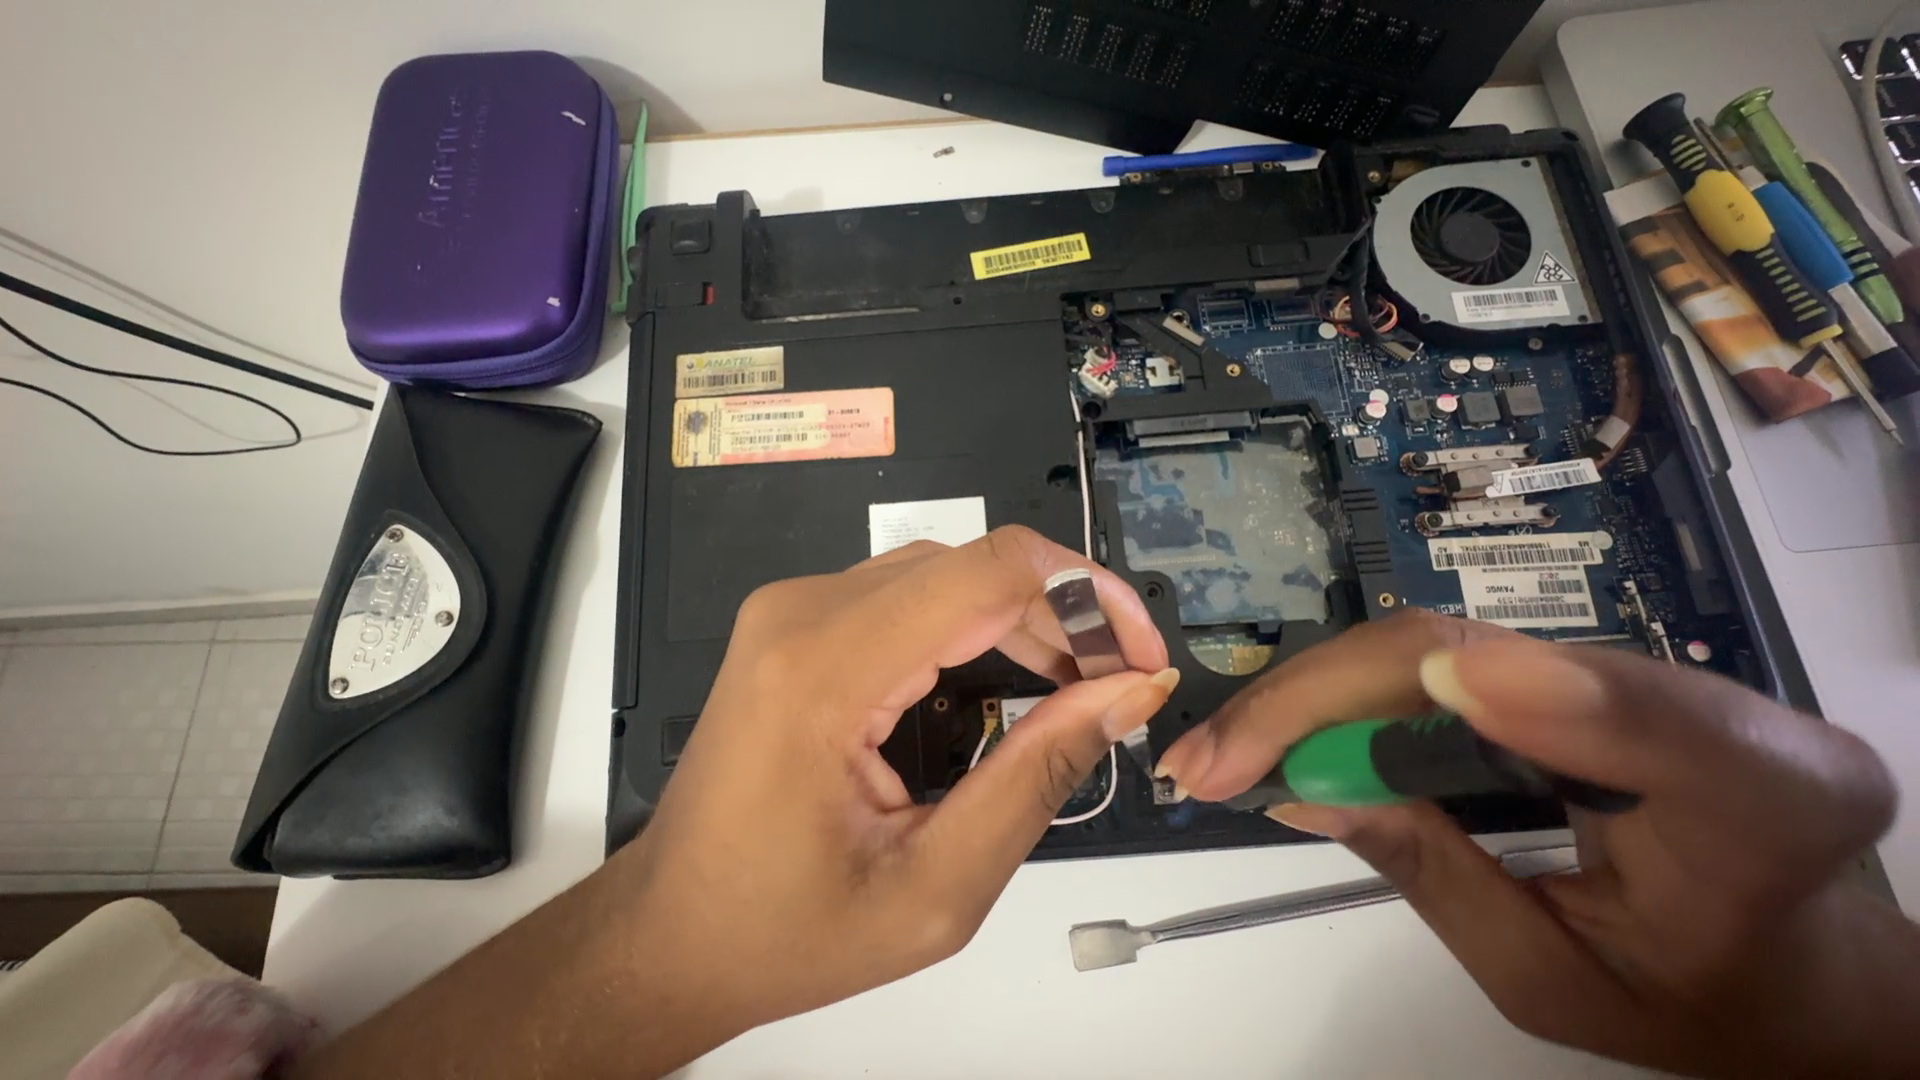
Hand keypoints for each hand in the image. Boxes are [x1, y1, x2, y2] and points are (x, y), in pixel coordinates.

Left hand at [297, 527, 1174, 1079]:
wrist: (669, 932)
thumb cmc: (789, 931)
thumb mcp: (937, 886)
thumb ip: (1037, 775)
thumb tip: (1126, 693)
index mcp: (826, 671)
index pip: (985, 573)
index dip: (1085, 595)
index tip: (1140, 656)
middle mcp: (801, 613)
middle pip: (968, 565)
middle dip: (1061, 614)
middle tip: (1114, 687)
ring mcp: (788, 610)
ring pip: (941, 573)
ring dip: (1019, 619)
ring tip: (1071, 688)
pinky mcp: (792, 624)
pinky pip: (904, 595)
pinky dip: (969, 626)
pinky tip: (1001, 682)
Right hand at [1156, 611, 1913, 1078]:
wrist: (1785, 953)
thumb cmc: (1694, 995)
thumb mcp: (1554, 977)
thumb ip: (1436, 877)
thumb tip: (1303, 783)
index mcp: (1767, 795)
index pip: (1649, 716)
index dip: (1538, 692)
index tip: (1429, 697)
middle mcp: (1694, 697)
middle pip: (1464, 656)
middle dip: (1316, 702)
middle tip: (1206, 763)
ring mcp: (1611, 663)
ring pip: (1420, 647)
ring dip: (1302, 697)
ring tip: (1215, 756)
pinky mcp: (1549, 661)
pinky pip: (1417, 662)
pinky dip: (1331, 696)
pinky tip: (1269, 730)